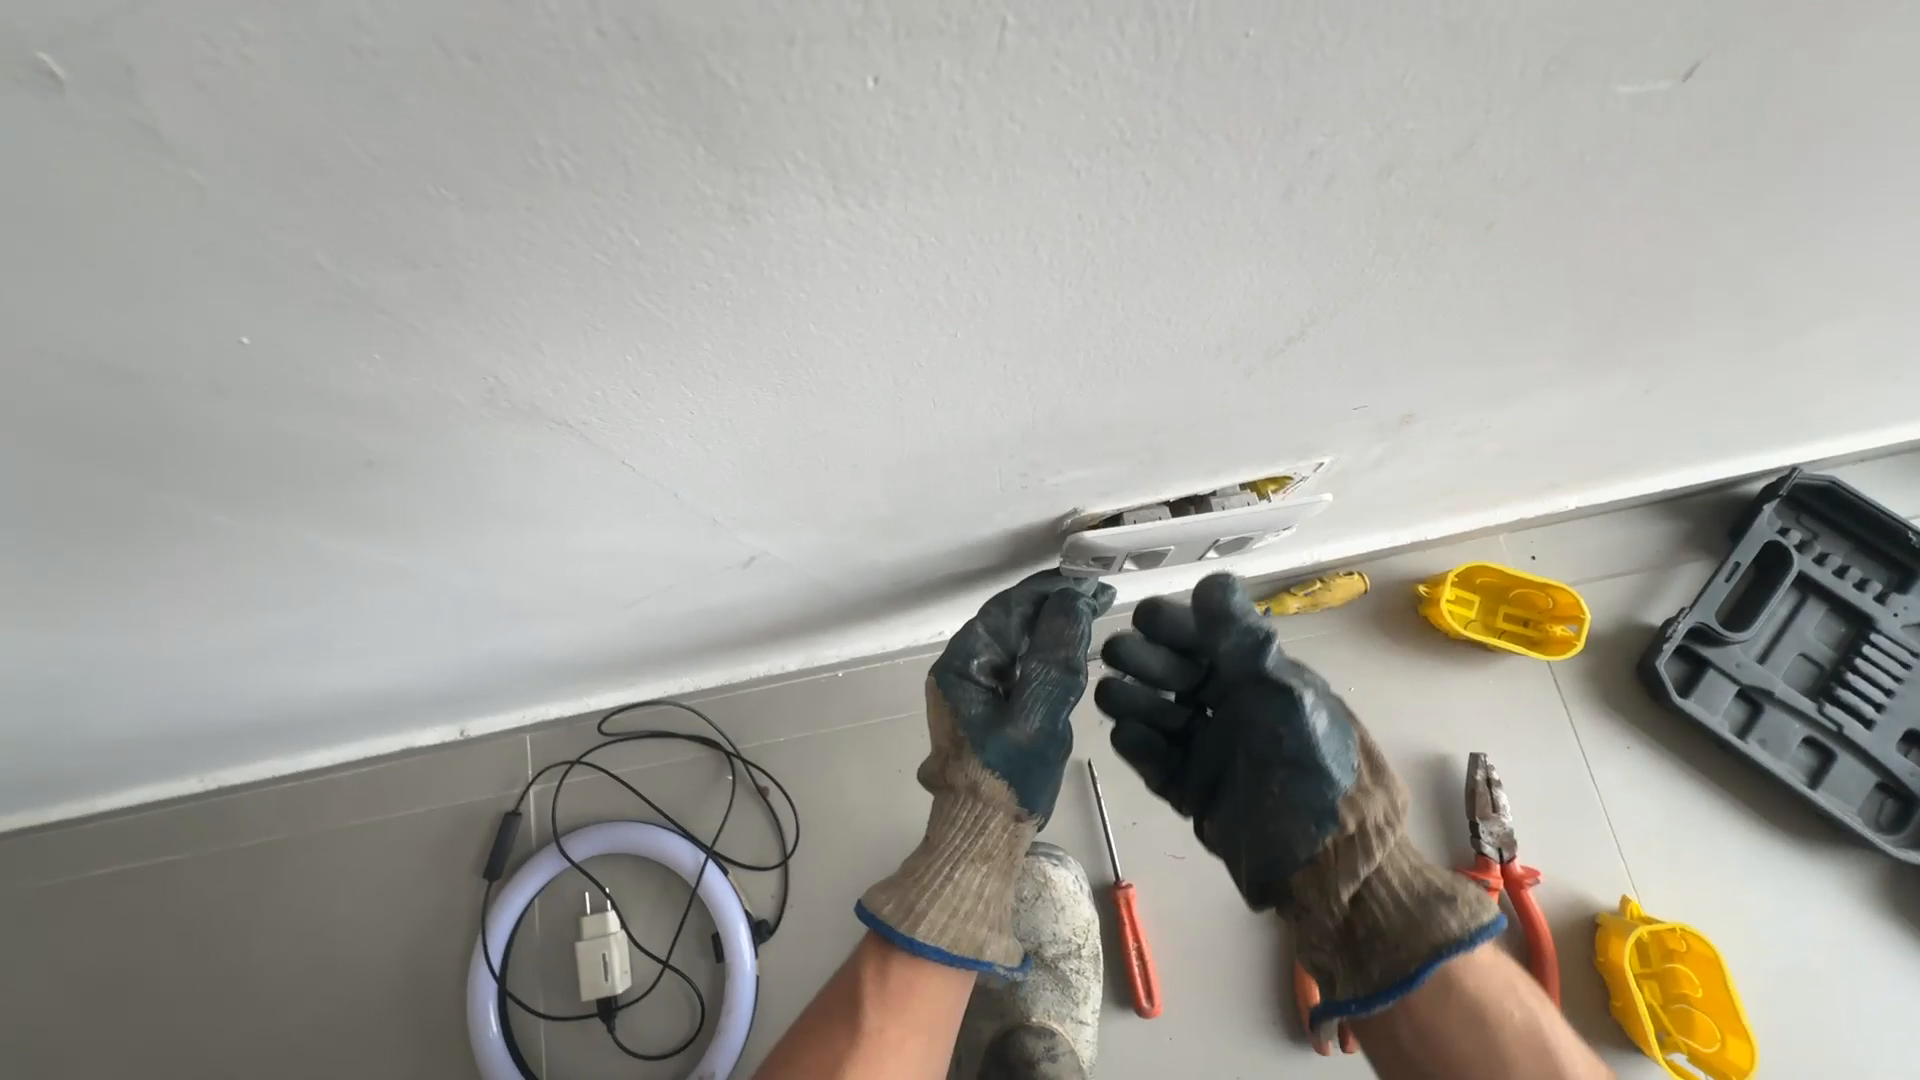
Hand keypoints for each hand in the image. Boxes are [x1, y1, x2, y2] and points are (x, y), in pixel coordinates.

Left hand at [858, 570, 1114, 975]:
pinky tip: (1069, 648)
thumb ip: (1053, 658)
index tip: (1092, 583)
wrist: (981, 838)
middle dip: (1054, 604)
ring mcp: (972, 686)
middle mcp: (961, 666)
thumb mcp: (1037, 717)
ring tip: (1091, 613)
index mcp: (964, 663)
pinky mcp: (986, 704)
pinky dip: (1044, 650)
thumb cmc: (1006, 780)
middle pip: (1011, 619)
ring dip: (1051, 625)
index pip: (1010, 608)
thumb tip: (1071, 602)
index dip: (1052, 591)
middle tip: (1100, 596)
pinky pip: (1017, 663)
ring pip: (1015, 639)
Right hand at [1094, 572, 1498, 1024]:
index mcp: (1259, 679)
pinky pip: (1156, 761)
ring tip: (1110, 694)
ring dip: (1133, 699)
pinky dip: (1139, 746)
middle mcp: (1231, 708)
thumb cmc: (1314, 770)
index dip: (1175, 624)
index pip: (1206, 638)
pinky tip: (1125, 735)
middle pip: (1174, 673)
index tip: (1144, 618)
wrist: (1333, 872)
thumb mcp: (1284, 696)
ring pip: (1158, 714)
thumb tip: (1211, 580)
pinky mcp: (1193, 791)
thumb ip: (1242, 640)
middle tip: (1116, 655)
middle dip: (1144, 659)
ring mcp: (1210, 751)